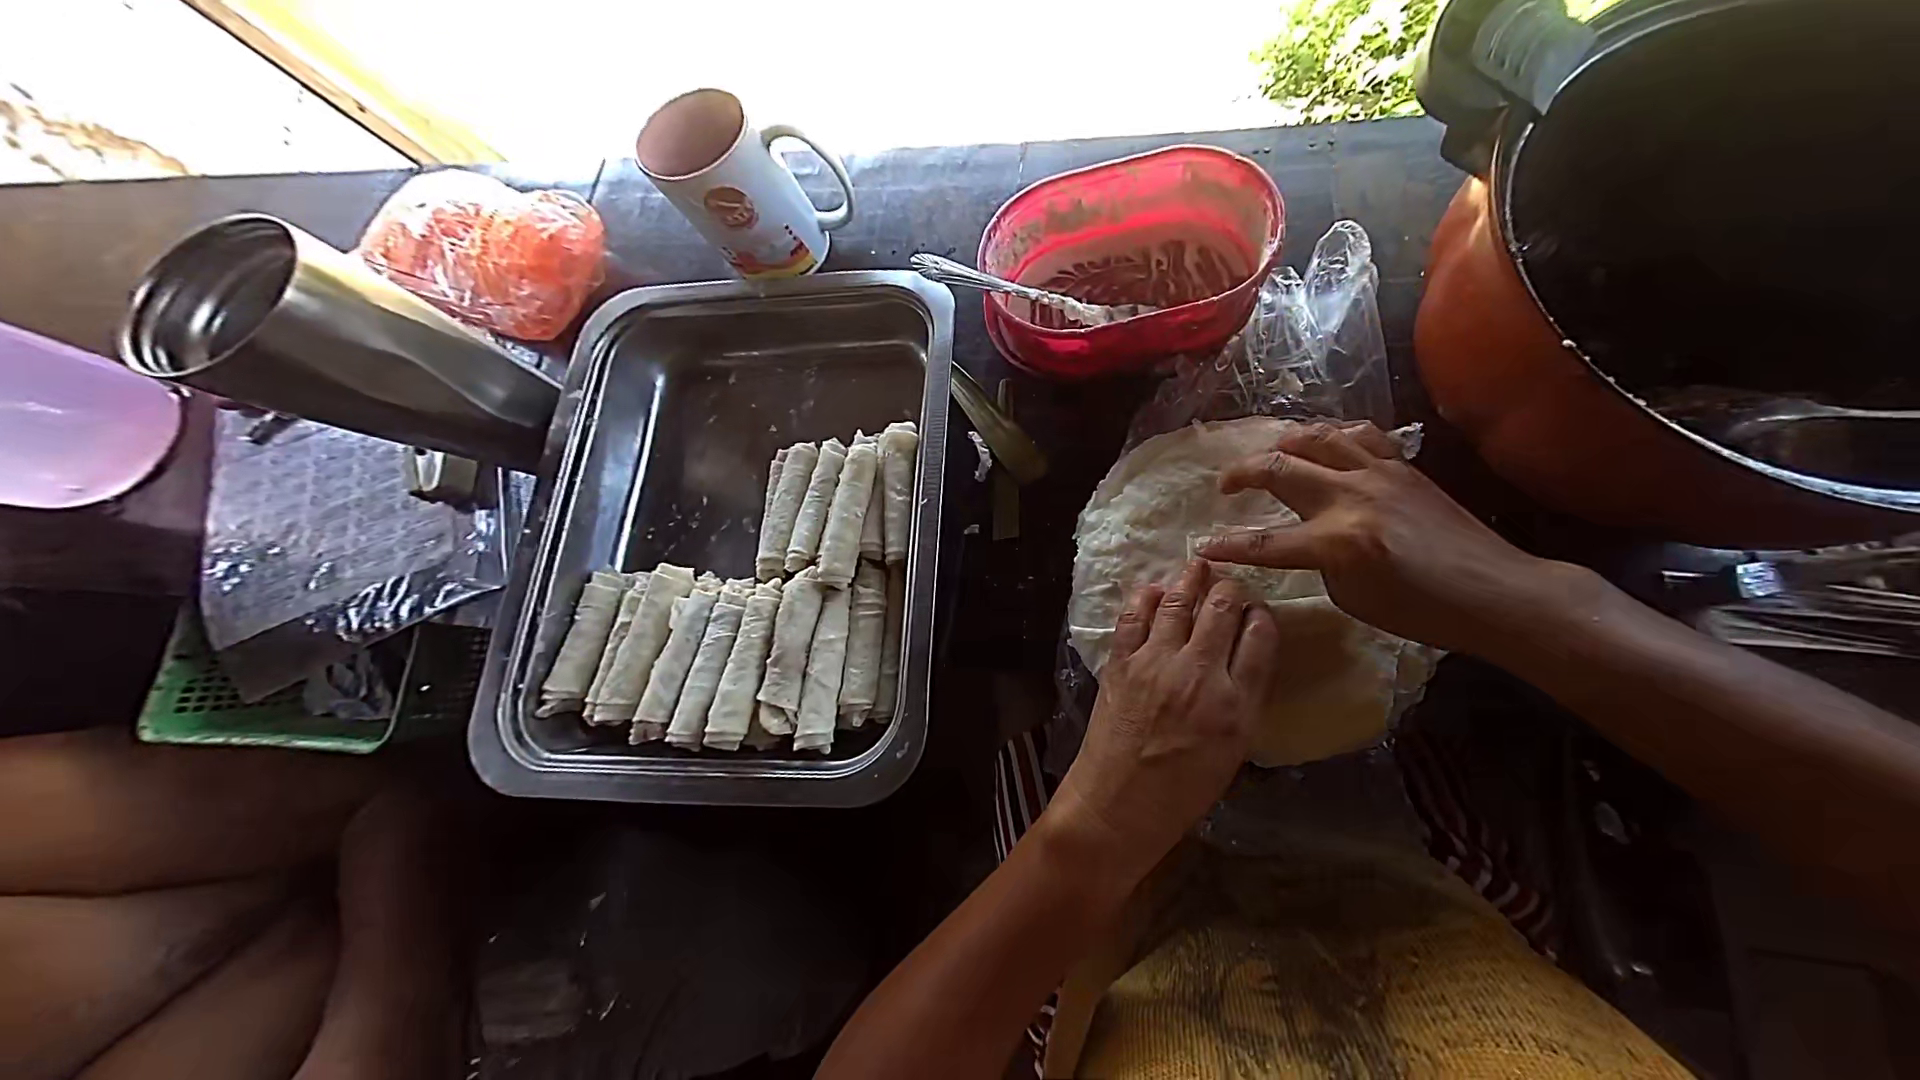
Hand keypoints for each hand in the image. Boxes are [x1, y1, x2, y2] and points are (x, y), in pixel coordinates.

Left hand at [1044, 559, 1279, 893]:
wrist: (1118, 804)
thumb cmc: (1182, 792)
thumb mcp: (1232, 753)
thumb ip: (1241, 703)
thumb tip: (1240, 663)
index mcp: (1237, 704)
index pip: (1261, 639)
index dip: (1261, 615)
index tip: (1257, 608)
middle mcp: (1200, 674)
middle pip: (1222, 611)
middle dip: (1229, 589)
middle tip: (1227, 580)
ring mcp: (1156, 663)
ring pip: (1179, 604)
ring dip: (1190, 579)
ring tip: (1197, 565)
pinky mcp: (1121, 663)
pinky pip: (1134, 618)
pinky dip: (1145, 598)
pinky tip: (1153, 589)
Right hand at [1196, 421, 1587, 655]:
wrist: (1496, 592)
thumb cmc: (1420, 610)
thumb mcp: (1350, 595)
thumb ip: (1316, 560)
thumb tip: (1300, 538)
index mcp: (1338, 542)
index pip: (1264, 542)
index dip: (1226, 547)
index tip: (1201, 548)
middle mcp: (1352, 498)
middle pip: (1278, 468)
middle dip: (1240, 473)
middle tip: (1225, 485)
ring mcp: (1379, 474)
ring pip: (1315, 438)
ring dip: (1281, 443)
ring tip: (1268, 456)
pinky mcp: (1402, 466)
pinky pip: (1358, 435)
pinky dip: (1331, 436)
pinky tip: (1323, 446)